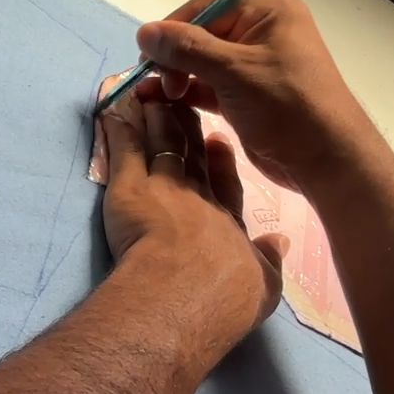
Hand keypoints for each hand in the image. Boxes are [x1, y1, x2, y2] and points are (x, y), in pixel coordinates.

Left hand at [100, 82, 286, 338]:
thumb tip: (279, 243)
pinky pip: (124, 153)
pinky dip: (119, 132)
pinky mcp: (131, 187)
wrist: (189, 288)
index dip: (221, 163)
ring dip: (155, 121)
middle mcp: (197, 199)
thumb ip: (270, 261)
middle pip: (192, 156)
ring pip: (161, 145)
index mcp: (228, 223)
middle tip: (181, 105)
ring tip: (148, 97)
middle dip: (187, 129)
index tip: (219, 141)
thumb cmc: (226, 296)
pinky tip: (114, 113)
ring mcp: (165, 188)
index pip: (225, 185)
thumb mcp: (263, 283)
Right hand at [140, 0, 382, 194]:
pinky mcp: (246, 98)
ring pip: (201, 65)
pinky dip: (188, 95)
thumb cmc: (285, 105)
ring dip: (176, 78)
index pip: (207, 7)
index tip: (147, 55)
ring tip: (151, 96)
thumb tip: (144, 32)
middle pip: (201, 36)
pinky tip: (165, 105)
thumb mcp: (233, 71)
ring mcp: (253, 68)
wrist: (324, 158)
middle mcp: (260, 35)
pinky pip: (208, 88)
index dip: (173, 28)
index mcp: (267, 14)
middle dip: (173, 58)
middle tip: (156, 83)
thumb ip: (187, 49)